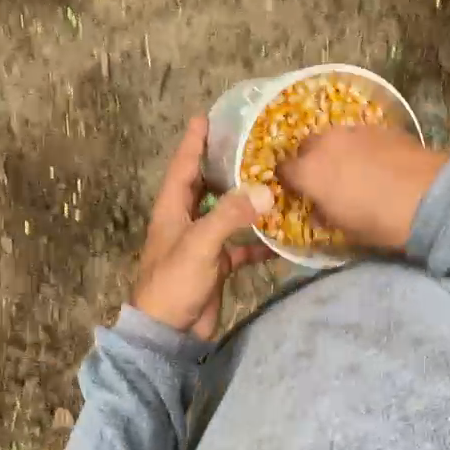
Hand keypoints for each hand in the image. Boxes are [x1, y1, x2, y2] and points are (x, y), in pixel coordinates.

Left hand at [132, 118, 276, 338]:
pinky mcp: (216, 266)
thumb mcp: (200, 244)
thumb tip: (266, 191)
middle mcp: (185, 221)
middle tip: (251, 145)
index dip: (193, 141)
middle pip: (205, 185)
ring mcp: (202, 244)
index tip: (206, 116)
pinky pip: (241, 247)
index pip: (183, 166)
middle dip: (224, 165)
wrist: (169, 333)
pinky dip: (258, 242)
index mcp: (172, 209)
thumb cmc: (174, 283)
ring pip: (226, 214)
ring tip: (273, 182)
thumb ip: (230, 215)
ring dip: (247, 201)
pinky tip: (281, 237)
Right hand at [279, 125, 449, 251]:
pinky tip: (377, 162)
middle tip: (325, 179)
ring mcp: (355, 131)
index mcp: (310, 171)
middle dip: (311, 161)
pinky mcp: (381, 127)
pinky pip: (361, 135)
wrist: (430, 199)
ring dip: (337, 151)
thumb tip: (319, 210)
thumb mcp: (345, 229)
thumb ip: (325, 215)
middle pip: (307, 146)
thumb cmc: (380, 222)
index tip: (299, 192)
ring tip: (353, 169)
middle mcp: (327, 143)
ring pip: (335, 137)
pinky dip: (362, 147)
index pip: (284, 170)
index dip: (290, 181)